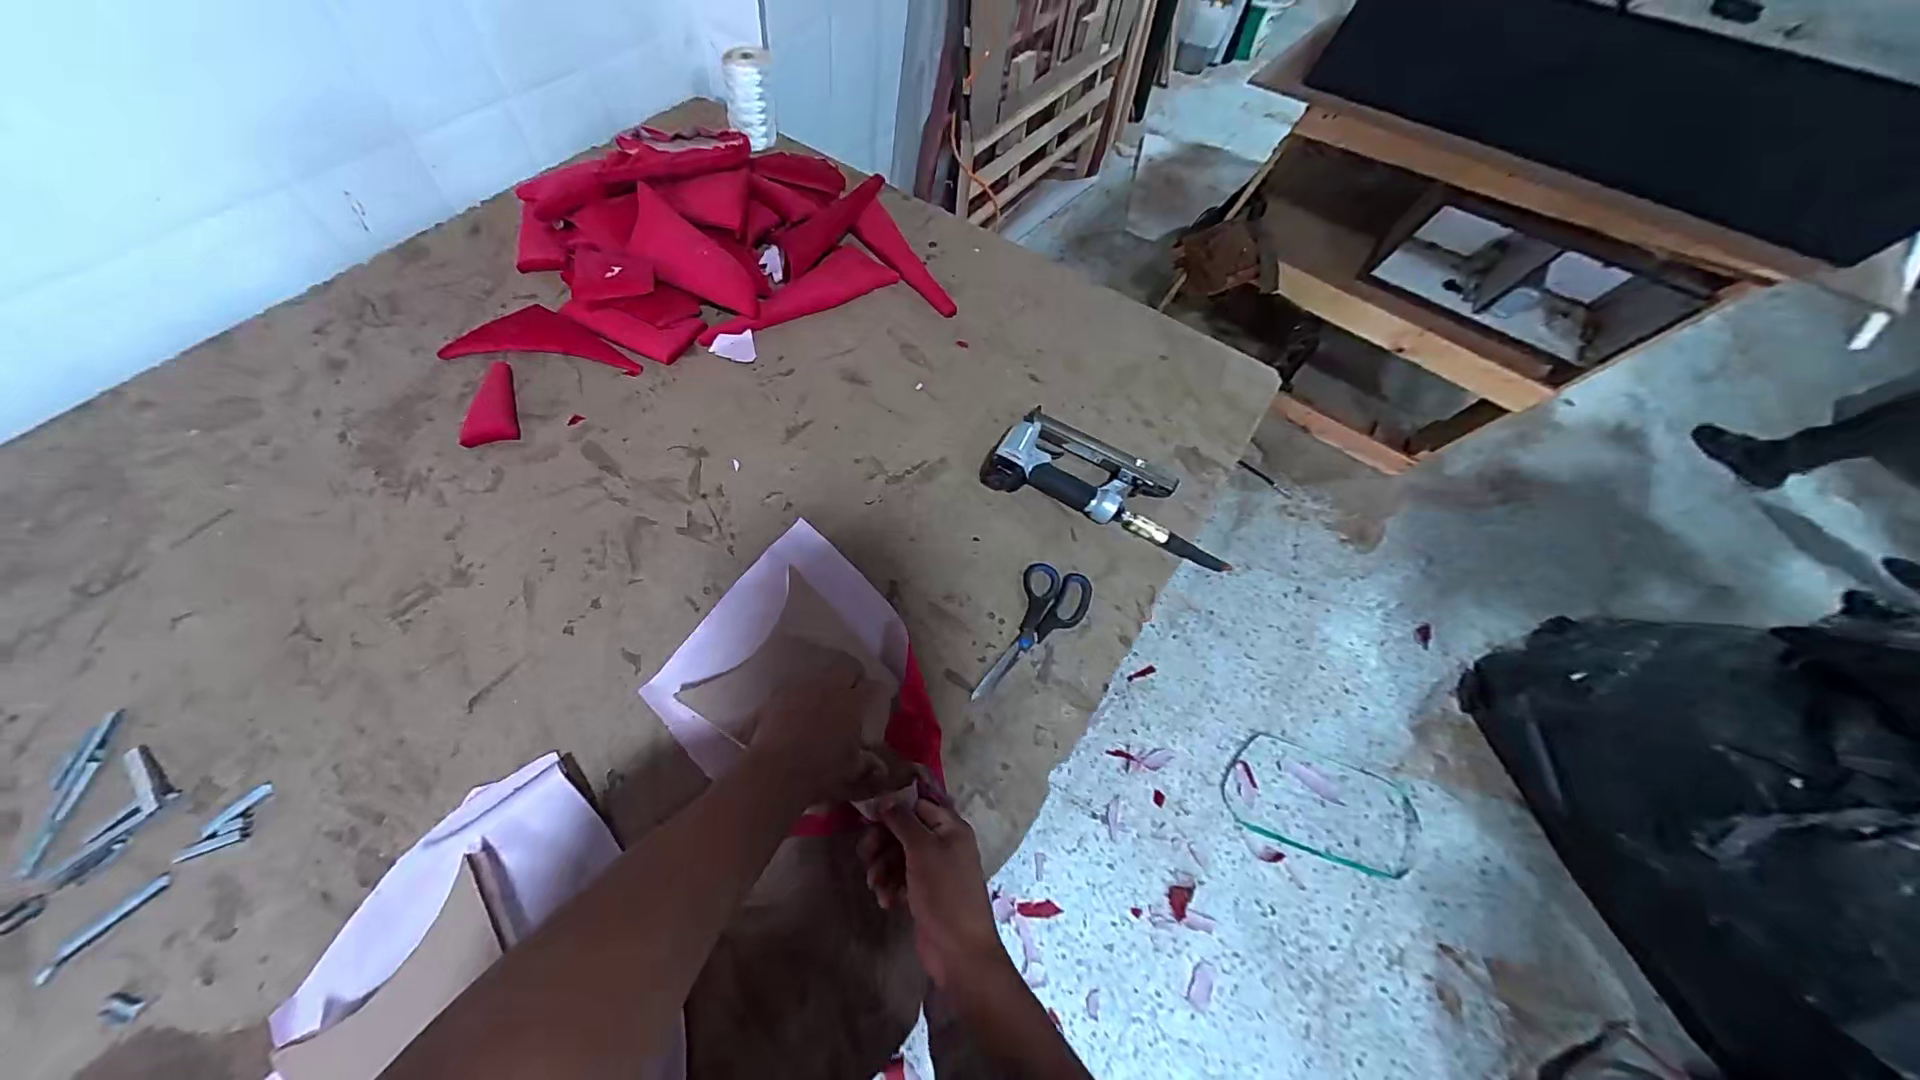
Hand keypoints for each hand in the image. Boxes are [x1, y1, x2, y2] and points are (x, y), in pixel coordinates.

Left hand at [745, 655, 891, 805]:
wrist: (775, 771)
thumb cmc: (820, 772)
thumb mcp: (851, 771)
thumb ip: (867, 764)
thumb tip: (878, 766)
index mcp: (853, 703)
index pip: (874, 687)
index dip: (877, 693)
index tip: (876, 702)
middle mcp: (829, 688)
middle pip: (847, 669)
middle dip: (851, 680)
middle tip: (850, 697)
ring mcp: (801, 688)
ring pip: (819, 676)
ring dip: (823, 687)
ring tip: (820, 705)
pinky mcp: (777, 696)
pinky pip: (793, 690)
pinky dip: (797, 699)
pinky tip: (792, 715)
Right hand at [857, 795, 1006, 987]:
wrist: (959, 951)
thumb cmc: (944, 892)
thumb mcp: (923, 849)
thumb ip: (903, 821)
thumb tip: (886, 798)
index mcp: (951, 827)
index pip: (918, 804)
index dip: (894, 807)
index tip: (869, 815)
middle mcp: (944, 844)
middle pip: (905, 831)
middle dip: (883, 843)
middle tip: (866, 856)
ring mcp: (934, 870)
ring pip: (899, 856)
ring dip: (883, 868)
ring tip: (876, 885)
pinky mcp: (924, 893)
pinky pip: (901, 878)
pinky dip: (890, 886)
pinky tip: (886, 900)